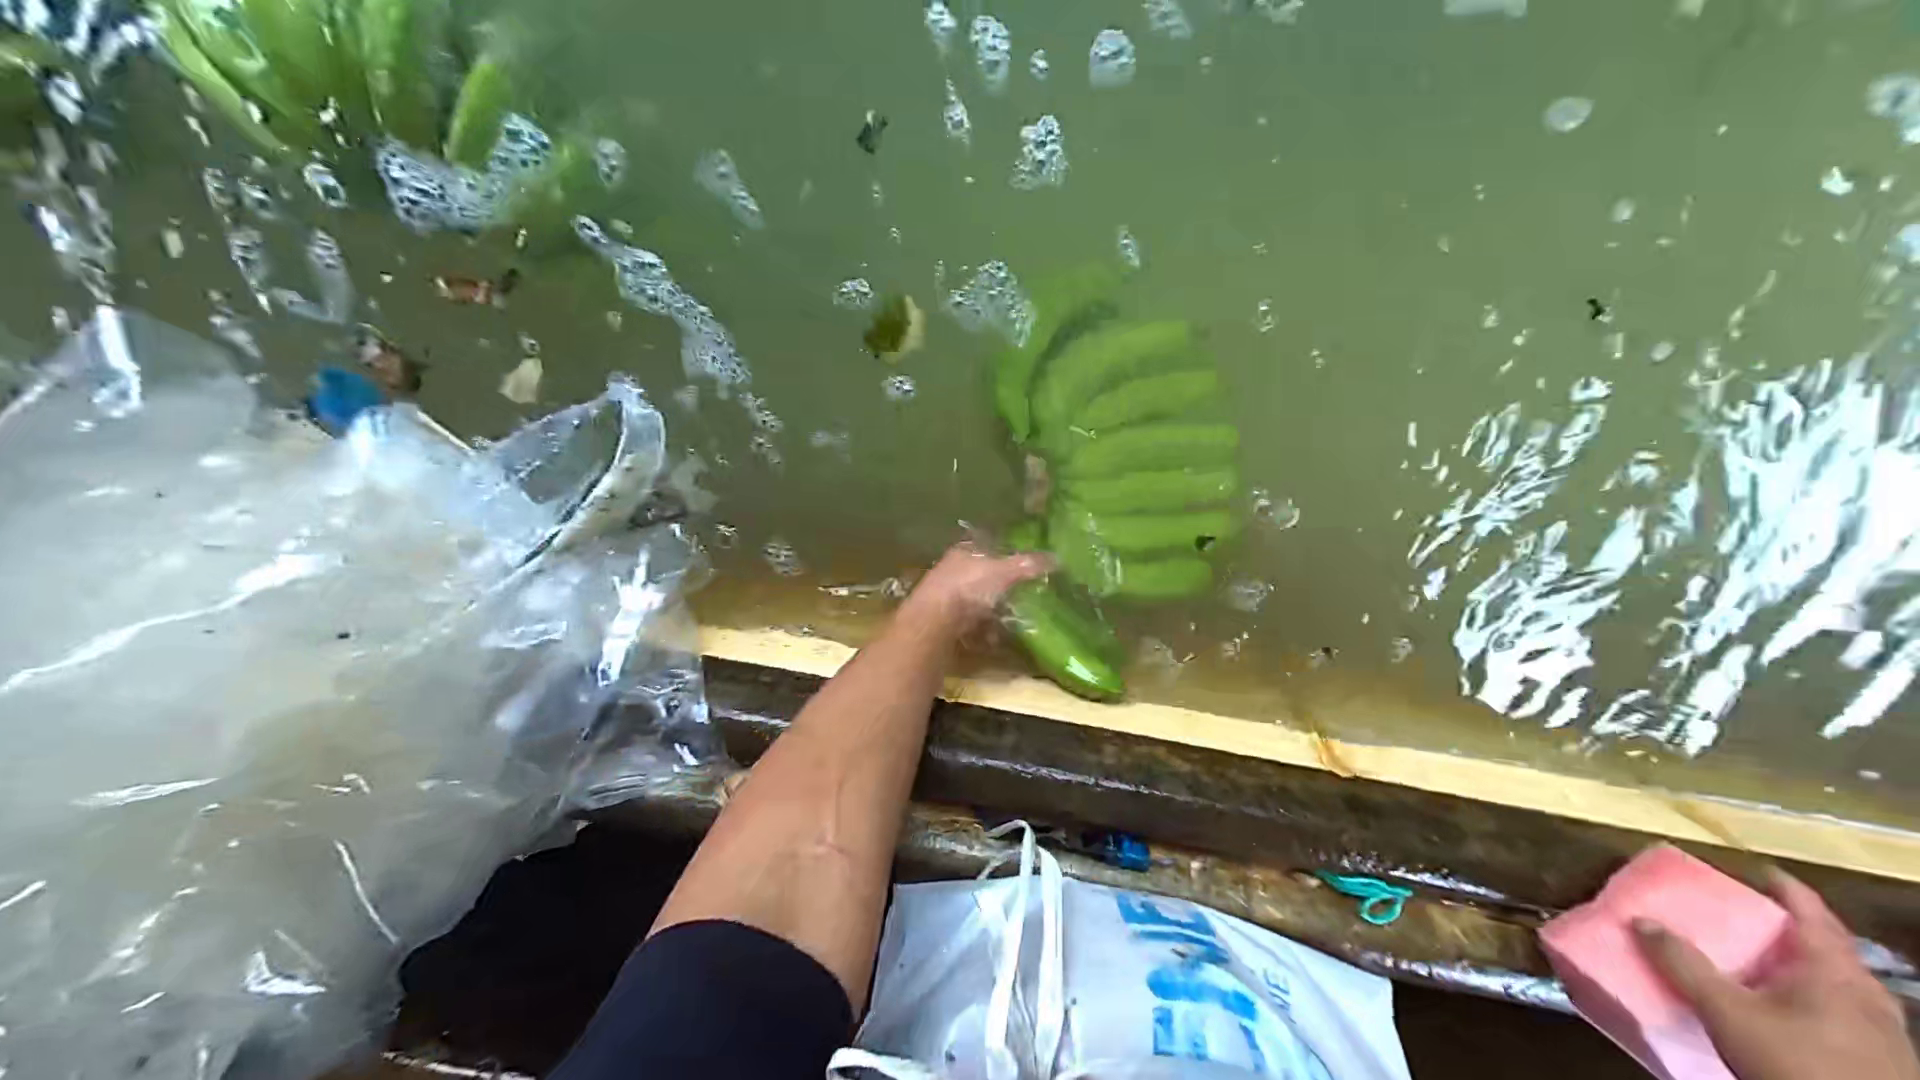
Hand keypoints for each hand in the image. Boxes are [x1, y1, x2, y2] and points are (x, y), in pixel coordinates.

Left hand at [900, 542, 1051, 635]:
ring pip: (973, 604)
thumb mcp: (1004, 571)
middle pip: (979, 578)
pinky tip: (992, 640)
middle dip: (998, 590)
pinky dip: (980, 633)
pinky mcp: (940, 623)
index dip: (1004, 558)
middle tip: (1021, 599)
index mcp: (963, 553)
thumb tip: (1057, 558)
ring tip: (1011, 622)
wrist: (934, 621)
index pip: (986, 549)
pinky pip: (967, 626)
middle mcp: (949, 572)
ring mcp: (943, 599)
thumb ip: (1028, 565)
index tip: (1023, 570)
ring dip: (990, 614)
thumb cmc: (969, 587)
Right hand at [1634, 870, 1919, 1079]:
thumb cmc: (1798, 1064)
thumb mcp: (1725, 1010)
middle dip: (1789, 929)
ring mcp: (1882, 1033)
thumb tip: (1641, 920)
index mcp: (1836, 973)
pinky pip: (1839, 1010)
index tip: (1757, 869)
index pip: (1812, 913)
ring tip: (1759, 958)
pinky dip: (1808, 995)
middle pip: (1829, 948)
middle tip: (1748, 914)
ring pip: (1837, 982)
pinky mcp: (1881, 1062)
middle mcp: (1866, 995)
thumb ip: (1682, 962)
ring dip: (1798, 964)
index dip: (1785, 888)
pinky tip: (1784, 1008)